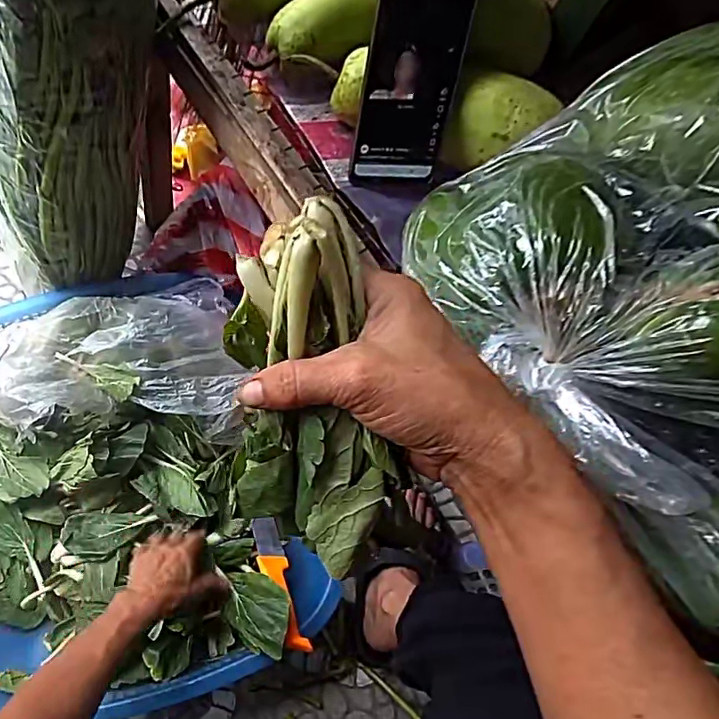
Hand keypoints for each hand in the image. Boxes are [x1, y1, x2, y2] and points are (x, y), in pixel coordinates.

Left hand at [115, 531, 226, 622]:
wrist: (143, 602)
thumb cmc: (169, 597)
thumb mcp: (196, 592)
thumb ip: (212, 585)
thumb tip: (224, 584)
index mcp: (185, 552)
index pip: (196, 536)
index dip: (201, 537)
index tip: (203, 541)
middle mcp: (168, 546)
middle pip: (179, 533)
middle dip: (184, 537)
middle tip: (187, 545)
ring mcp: (152, 549)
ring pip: (160, 535)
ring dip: (165, 538)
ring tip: (168, 545)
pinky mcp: (138, 556)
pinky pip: (144, 545)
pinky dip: (148, 546)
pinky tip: (149, 551)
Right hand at [236, 268, 558, 487]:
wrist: (474, 446)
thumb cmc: (426, 391)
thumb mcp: (356, 377)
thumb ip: (298, 379)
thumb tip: (245, 392)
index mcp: (384, 292)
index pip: (327, 272)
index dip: (289, 283)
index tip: (253, 302)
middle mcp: (381, 317)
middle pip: (321, 317)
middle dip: (288, 335)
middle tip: (250, 345)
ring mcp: (381, 353)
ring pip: (326, 353)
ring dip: (298, 367)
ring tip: (258, 372)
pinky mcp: (378, 386)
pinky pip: (334, 381)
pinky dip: (312, 390)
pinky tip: (283, 397)